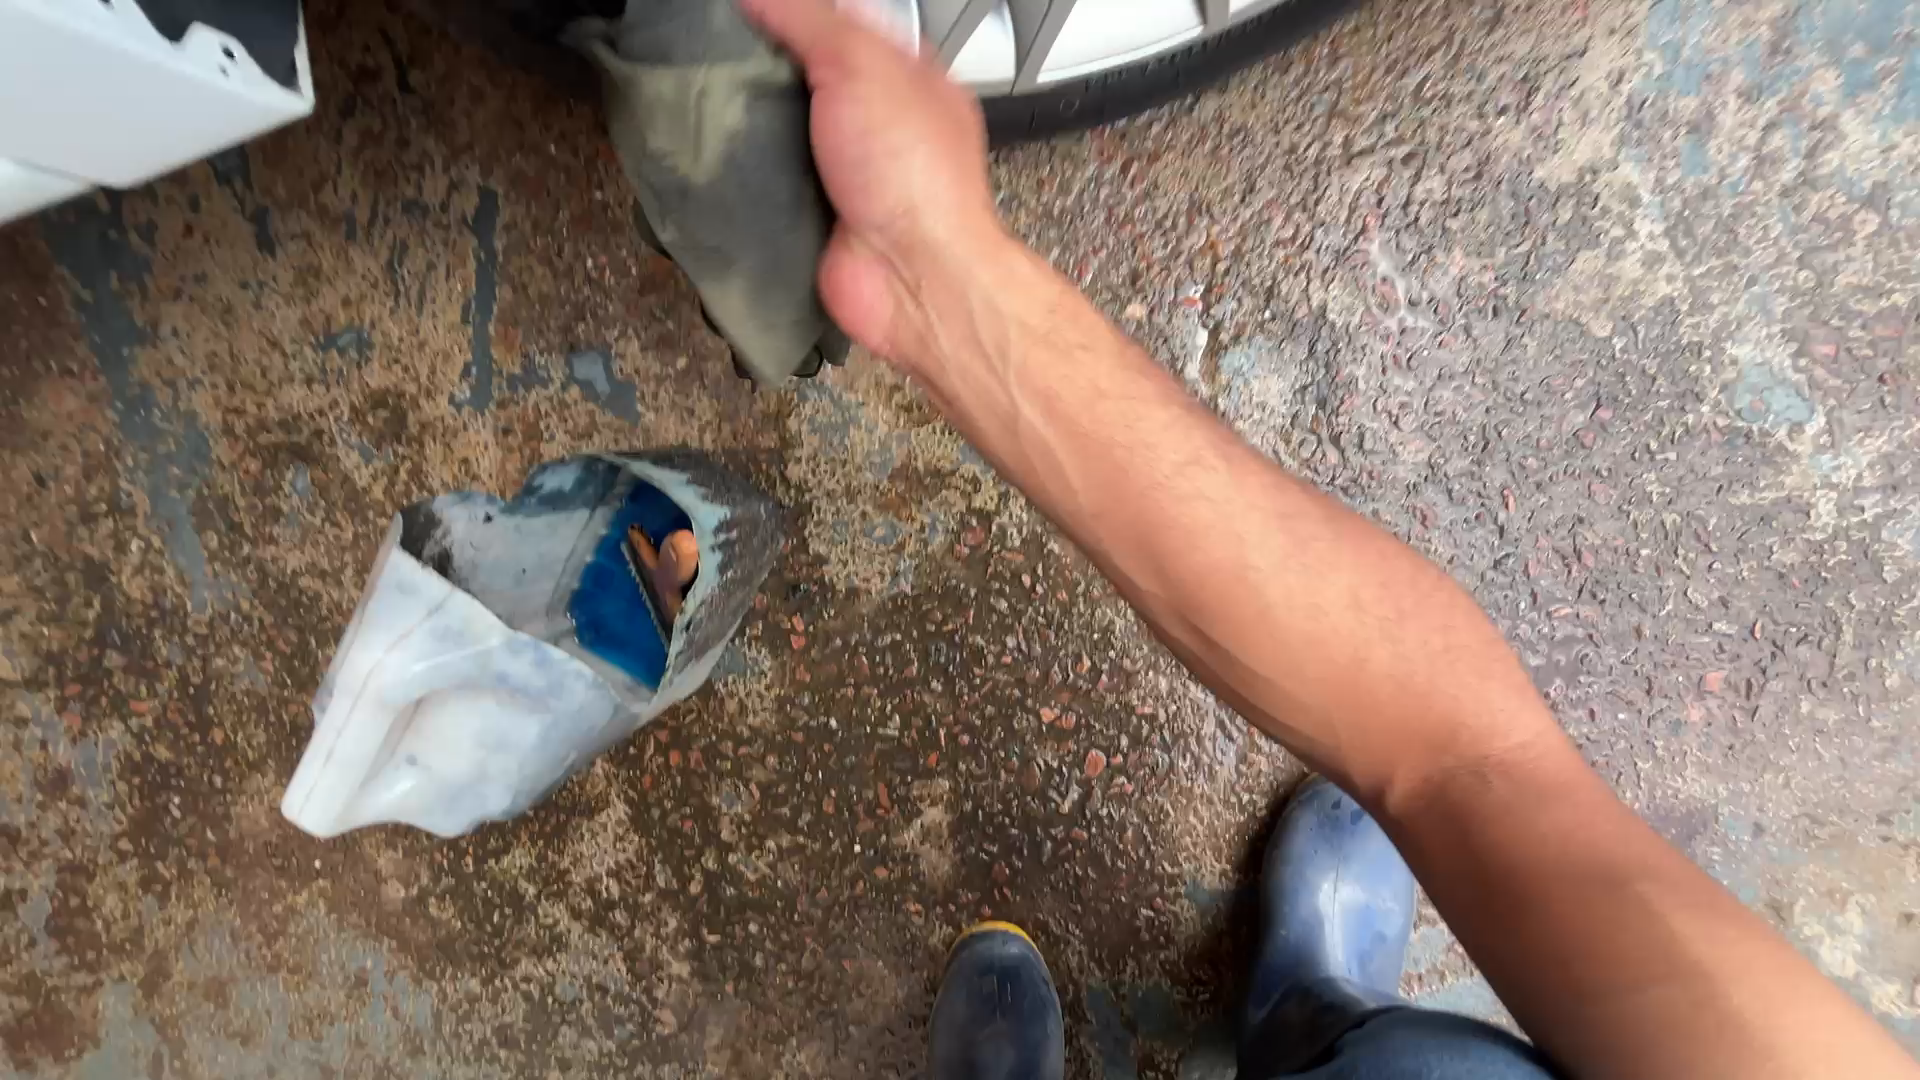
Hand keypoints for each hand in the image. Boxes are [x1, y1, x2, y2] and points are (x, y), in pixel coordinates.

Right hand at [739, 0, 1010, 367]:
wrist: (913, 279)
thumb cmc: (920, 184)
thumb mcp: (863, 66)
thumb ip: (810, 20)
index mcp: (907, 79)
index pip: (846, 24)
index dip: (799, 13)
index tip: (752, 8)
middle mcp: (879, 129)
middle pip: (808, 81)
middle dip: (767, 70)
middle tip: (725, 56)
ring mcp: (848, 177)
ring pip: (785, 136)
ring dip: (754, 126)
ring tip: (718, 106)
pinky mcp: (819, 220)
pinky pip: (773, 189)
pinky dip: (751, 178)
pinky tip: (732, 161)